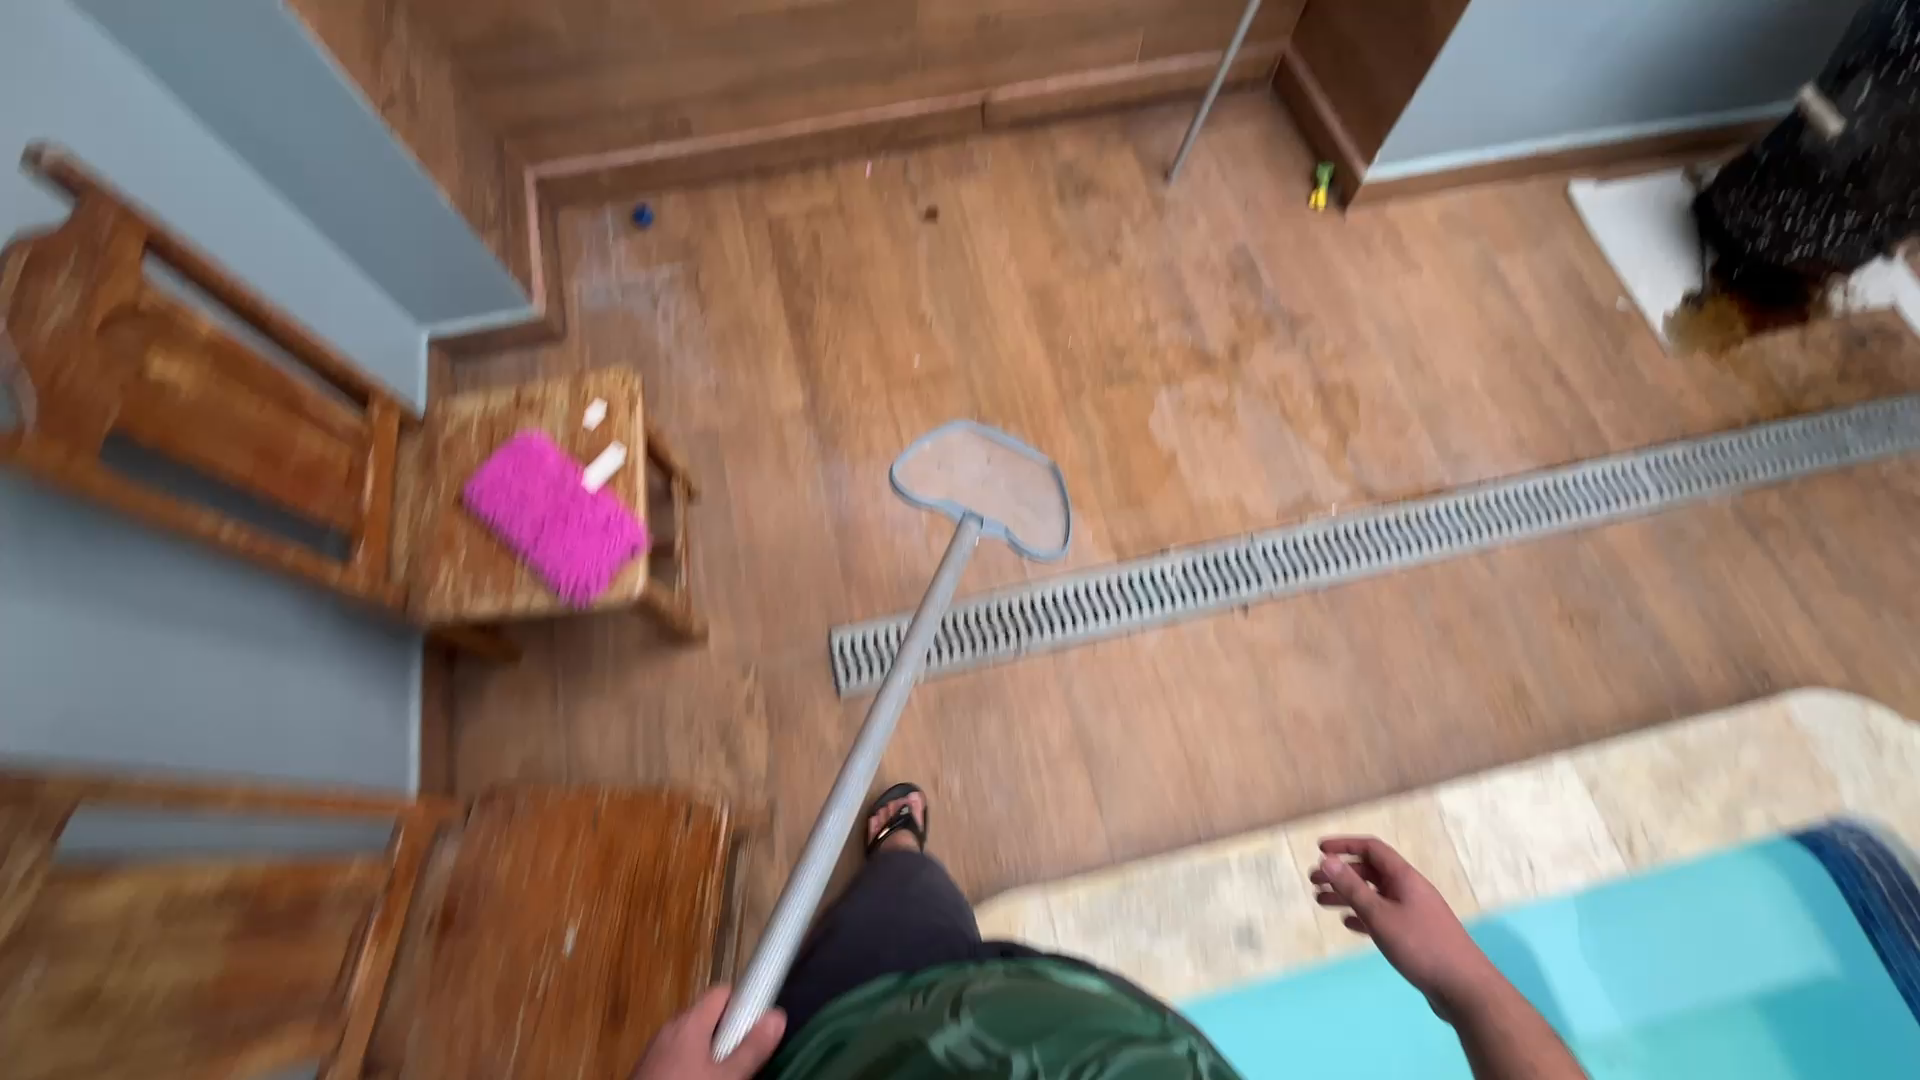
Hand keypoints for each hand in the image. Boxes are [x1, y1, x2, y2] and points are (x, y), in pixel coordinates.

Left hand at [631, 985, 785, 1079]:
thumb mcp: (725, 1079)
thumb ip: (751, 1049)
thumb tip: (778, 1015)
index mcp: (690, 1021)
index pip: (723, 991)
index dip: (742, 1006)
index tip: (751, 1030)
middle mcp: (670, 1027)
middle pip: (708, 1016)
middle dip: (726, 1034)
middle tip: (737, 1063)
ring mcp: (654, 1049)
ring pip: (691, 1039)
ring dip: (707, 1053)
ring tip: (718, 1079)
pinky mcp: (644, 1069)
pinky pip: (675, 1056)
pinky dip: (687, 1066)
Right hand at [1311, 836, 1498, 1018]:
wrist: (1466, 990)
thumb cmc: (1421, 946)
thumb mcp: (1379, 915)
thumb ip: (1351, 887)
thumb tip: (1326, 859)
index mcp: (1404, 878)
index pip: (1371, 849)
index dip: (1344, 845)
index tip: (1319, 849)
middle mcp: (1410, 890)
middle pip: (1370, 872)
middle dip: (1341, 873)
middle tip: (1314, 882)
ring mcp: (1415, 913)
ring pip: (1375, 895)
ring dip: (1348, 895)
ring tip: (1321, 902)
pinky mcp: (1417, 935)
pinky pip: (1384, 915)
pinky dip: (1363, 915)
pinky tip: (1349, 924)